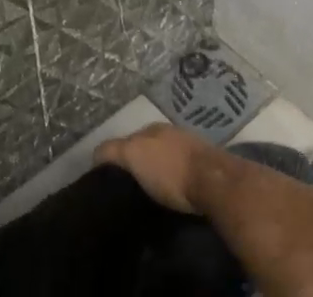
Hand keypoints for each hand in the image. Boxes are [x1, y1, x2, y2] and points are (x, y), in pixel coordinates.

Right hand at [93, 122, 214, 214]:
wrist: (214, 178)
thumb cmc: (172, 175)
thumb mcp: (136, 159)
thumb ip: (115, 152)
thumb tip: (98, 154)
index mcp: (144, 132)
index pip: (115, 144)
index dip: (104, 161)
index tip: (101, 181)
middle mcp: (160, 130)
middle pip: (136, 143)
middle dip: (129, 158)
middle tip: (125, 181)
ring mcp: (181, 138)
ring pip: (156, 148)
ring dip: (150, 160)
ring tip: (147, 182)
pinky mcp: (197, 150)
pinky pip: (173, 155)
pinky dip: (167, 163)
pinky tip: (170, 178)